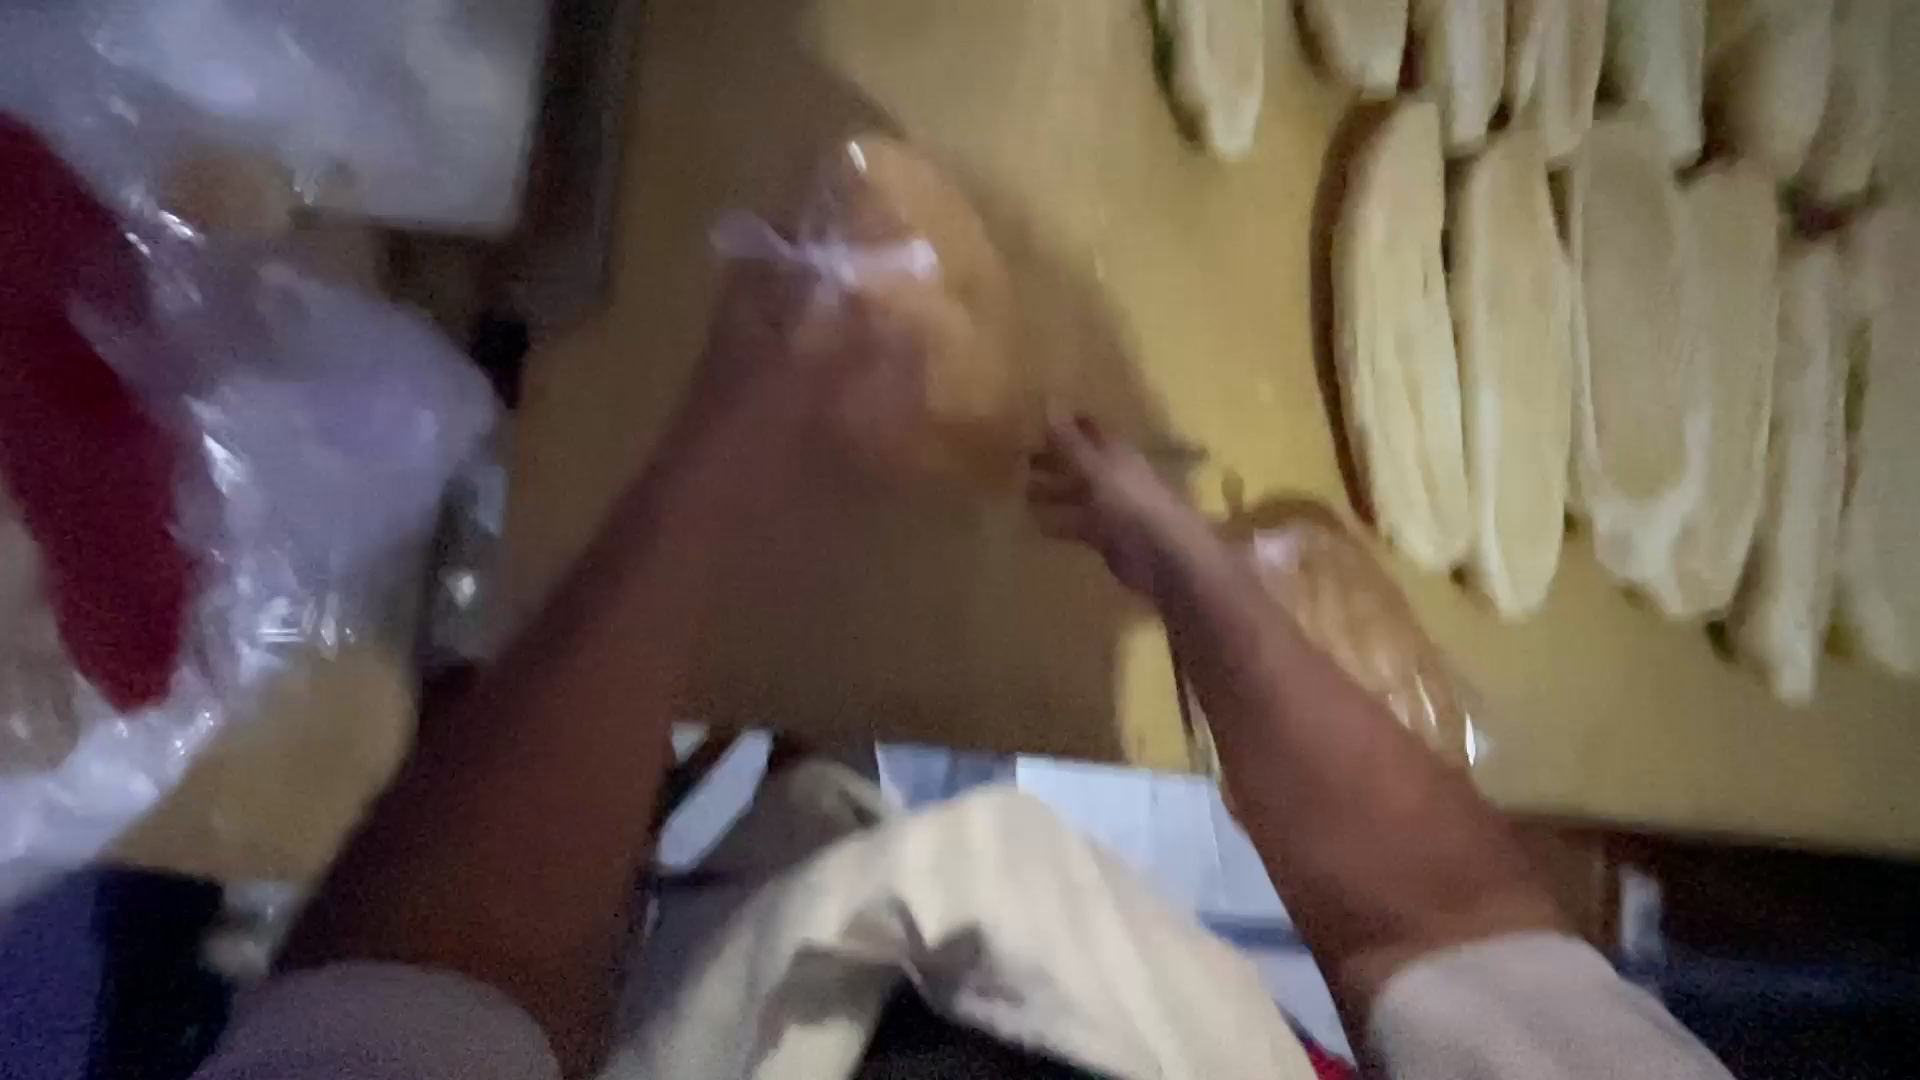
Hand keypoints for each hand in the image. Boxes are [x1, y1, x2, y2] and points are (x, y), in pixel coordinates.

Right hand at [1027, 415, 1215, 600]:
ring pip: (1073, 494)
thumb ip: (1070, 442)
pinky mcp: (1103, 536)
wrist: (1163, 556)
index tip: (1034, 421)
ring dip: (1049, 492)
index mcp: (1114, 452)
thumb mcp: (1097, 470)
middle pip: (1077, 462)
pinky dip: (1055, 522)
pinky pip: (1074, 524)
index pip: (1087, 429)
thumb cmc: (1131, 504)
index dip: (1064, 424)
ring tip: (1017, 491)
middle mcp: (1111, 475)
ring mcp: (1108, 507)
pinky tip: (1033, 523)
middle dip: (1050, 460)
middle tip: (1017, 458)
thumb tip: (1049, 402)